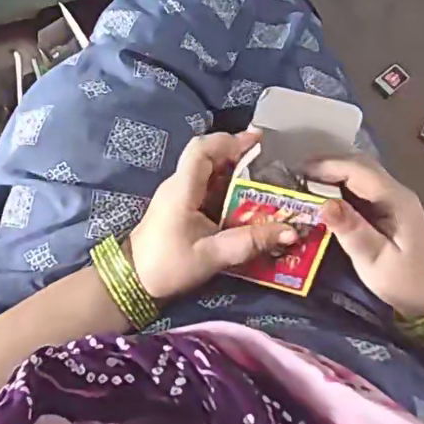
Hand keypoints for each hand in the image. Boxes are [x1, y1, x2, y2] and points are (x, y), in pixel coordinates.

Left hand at [127, 131, 297, 299]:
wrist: (133, 283)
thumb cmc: (167, 266)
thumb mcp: (212, 255)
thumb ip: (251, 241)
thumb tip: (291, 231)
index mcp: (181, 189)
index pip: (201, 150)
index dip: (228, 141)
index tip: (256, 141)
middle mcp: (178, 186)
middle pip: (207, 156)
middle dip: (237, 153)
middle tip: (268, 158)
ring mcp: (178, 196)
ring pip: (208, 172)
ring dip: (234, 172)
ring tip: (264, 179)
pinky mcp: (180, 209)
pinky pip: (206, 189)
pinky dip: (227, 189)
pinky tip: (246, 201)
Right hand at [305, 156, 423, 318]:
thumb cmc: (402, 281)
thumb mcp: (374, 259)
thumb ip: (351, 230)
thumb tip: (324, 204)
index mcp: (395, 200)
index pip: (358, 170)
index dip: (327, 167)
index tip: (298, 172)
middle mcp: (395, 192)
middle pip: (359, 165)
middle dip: (326, 166)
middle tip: (295, 176)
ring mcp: (392, 198)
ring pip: (358, 173)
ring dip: (331, 173)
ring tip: (302, 182)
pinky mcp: (385, 207)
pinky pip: (359, 186)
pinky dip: (337, 184)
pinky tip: (320, 194)